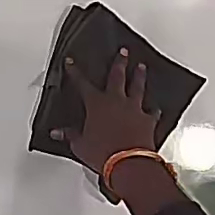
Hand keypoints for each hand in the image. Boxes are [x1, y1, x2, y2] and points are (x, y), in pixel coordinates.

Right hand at [50, 48, 157, 173]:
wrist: (129, 163)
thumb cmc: (103, 153)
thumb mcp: (80, 145)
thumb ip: (70, 135)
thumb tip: (58, 133)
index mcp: (96, 104)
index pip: (82, 83)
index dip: (75, 72)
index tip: (71, 62)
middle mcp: (116, 101)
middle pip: (117, 76)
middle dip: (118, 62)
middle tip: (122, 52)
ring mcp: (134, 109)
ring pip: (137, 87)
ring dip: (139, 76)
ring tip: (141, 67)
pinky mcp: (148, 120)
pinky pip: (152, 112)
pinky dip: (153, 110)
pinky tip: (156, 108)